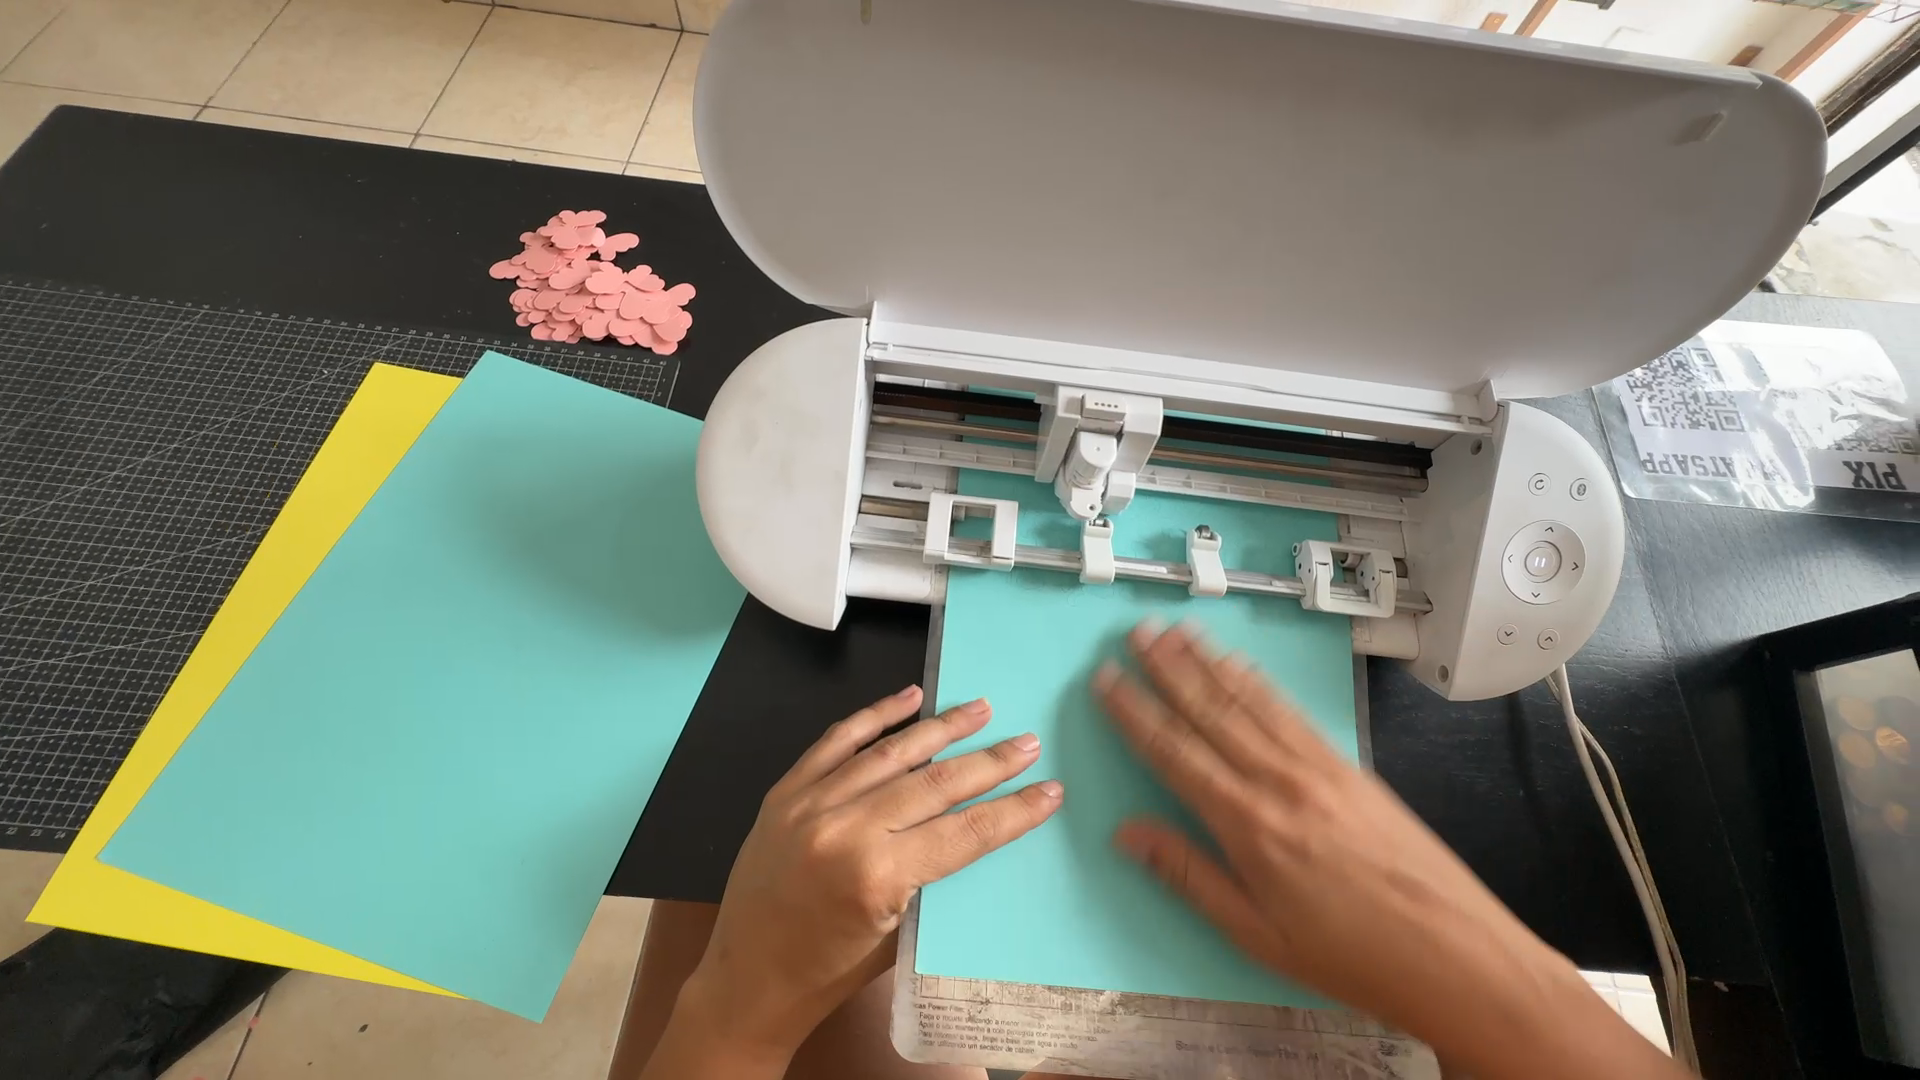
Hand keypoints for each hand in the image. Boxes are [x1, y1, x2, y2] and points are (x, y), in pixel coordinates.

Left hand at [676, 685, 1061, 1062]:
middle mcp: (845, 830)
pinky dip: (876, 716)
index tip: (1050, 790)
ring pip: (891, 752)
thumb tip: (974, 825)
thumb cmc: (827, 972)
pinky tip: (909, 697)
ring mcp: (811, 803)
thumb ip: (931, 876)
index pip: (963, 834)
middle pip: (935, 784)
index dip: (1012, 812)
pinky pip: (837, 740)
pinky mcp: (787, 790)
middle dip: (989, 762)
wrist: (744, 980)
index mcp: (876, 877)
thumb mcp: (895, 936)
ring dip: (942, 728)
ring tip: (981, 709)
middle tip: (1027, 743)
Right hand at [1095, 620, 1688, 1079]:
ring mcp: (1314, 764)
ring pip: (1246, 700)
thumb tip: (1125, 832)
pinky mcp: (1345, 763)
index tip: (1106, 680)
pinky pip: (1288, 710)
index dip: (1134, 712)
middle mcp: (1276, 779)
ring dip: (1206, 662)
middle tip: (1134, 632)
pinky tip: (1237, 664)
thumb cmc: (1348, 955)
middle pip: (1208, 711)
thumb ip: (1187, 874)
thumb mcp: (1256, 933)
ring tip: (1175, 631)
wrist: (1460, 956)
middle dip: (1166, 669)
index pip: (1172, 752)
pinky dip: (1255, 682)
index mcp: (1246, 822)